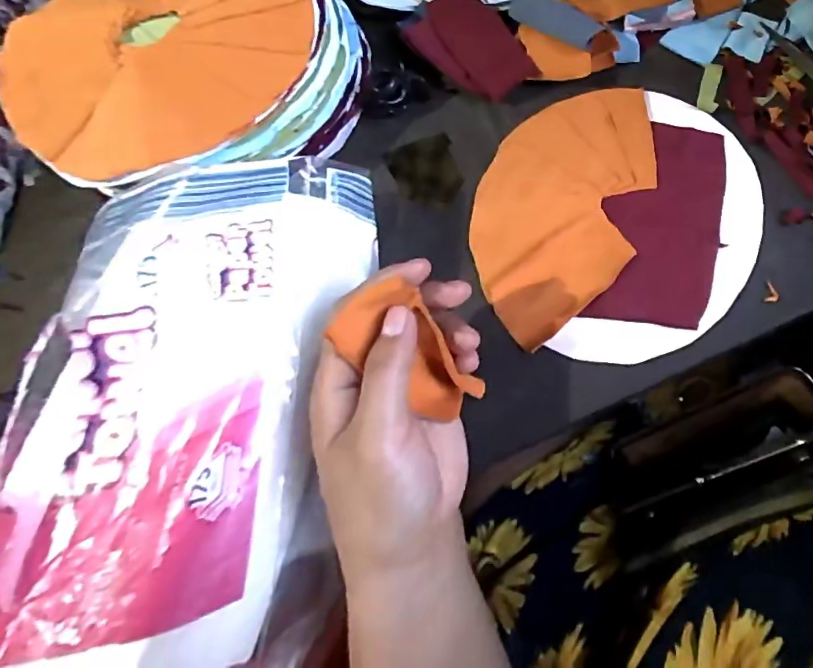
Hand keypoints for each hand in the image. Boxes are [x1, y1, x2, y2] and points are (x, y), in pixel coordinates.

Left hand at [311, 259, 481, 583]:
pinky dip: (460, 350)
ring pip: (422, 335)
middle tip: (460, 291)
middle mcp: (367, 378)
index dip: (380, 289)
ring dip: (448, 327)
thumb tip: (397, 310)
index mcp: (338, 385)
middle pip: (391, 321)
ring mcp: (400, 387)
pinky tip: (474, 360)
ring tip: (472, 343)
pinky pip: (444, 357)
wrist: (414, 542)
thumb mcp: (378, 434)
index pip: (351, 321)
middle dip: (423, 300)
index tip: (420, 269)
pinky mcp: (431, 397)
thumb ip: (386, 371)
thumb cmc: (380, 495)